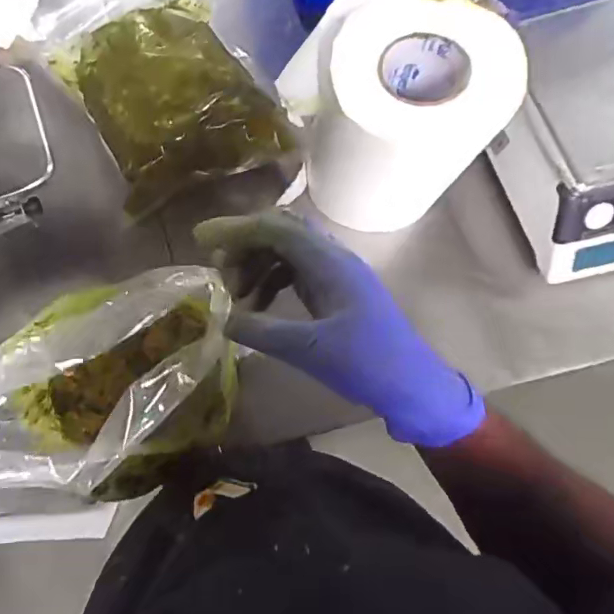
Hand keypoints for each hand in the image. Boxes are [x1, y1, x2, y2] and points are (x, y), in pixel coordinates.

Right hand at [194, 210, 482, 446]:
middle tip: (218, 272)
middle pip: (281, 232)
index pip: (275, 228)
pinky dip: (272, 282)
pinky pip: (297, 272)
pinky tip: (258, 306)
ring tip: (236, 296)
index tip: (201, 240)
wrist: (412, 384)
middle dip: (245, 246)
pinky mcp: (338, 292)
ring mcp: (338, 274)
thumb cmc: (365, 363)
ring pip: (288, 252)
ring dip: (257, 266)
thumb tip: (223, 321)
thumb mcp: (307, 350)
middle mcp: (334, 259)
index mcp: (329, 263)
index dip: (235, 230)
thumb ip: (261, 332)